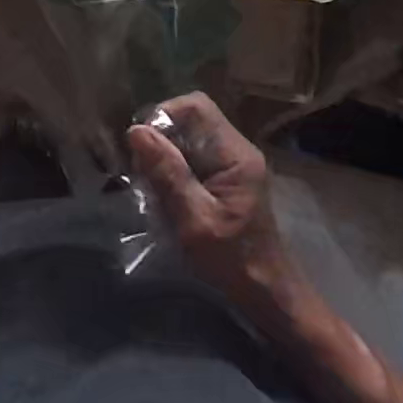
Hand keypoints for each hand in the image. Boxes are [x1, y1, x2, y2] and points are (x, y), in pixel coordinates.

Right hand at [127, 92, 293, 304]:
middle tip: (141, 167)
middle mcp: (236, 149)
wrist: (266, 295)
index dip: (163, 115)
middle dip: (160, 136)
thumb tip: (136, 132)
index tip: (141, 146)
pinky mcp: (225, 177)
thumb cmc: (233, 262)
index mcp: (236, 154)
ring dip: (164, 154)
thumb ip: (167, 174)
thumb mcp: (194, 221)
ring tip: (149, 182)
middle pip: (191, 118)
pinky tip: (163, 193)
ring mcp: (232, 162)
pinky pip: (192, 155)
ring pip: (188, 136)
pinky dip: (172, 167)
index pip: (197, 107)